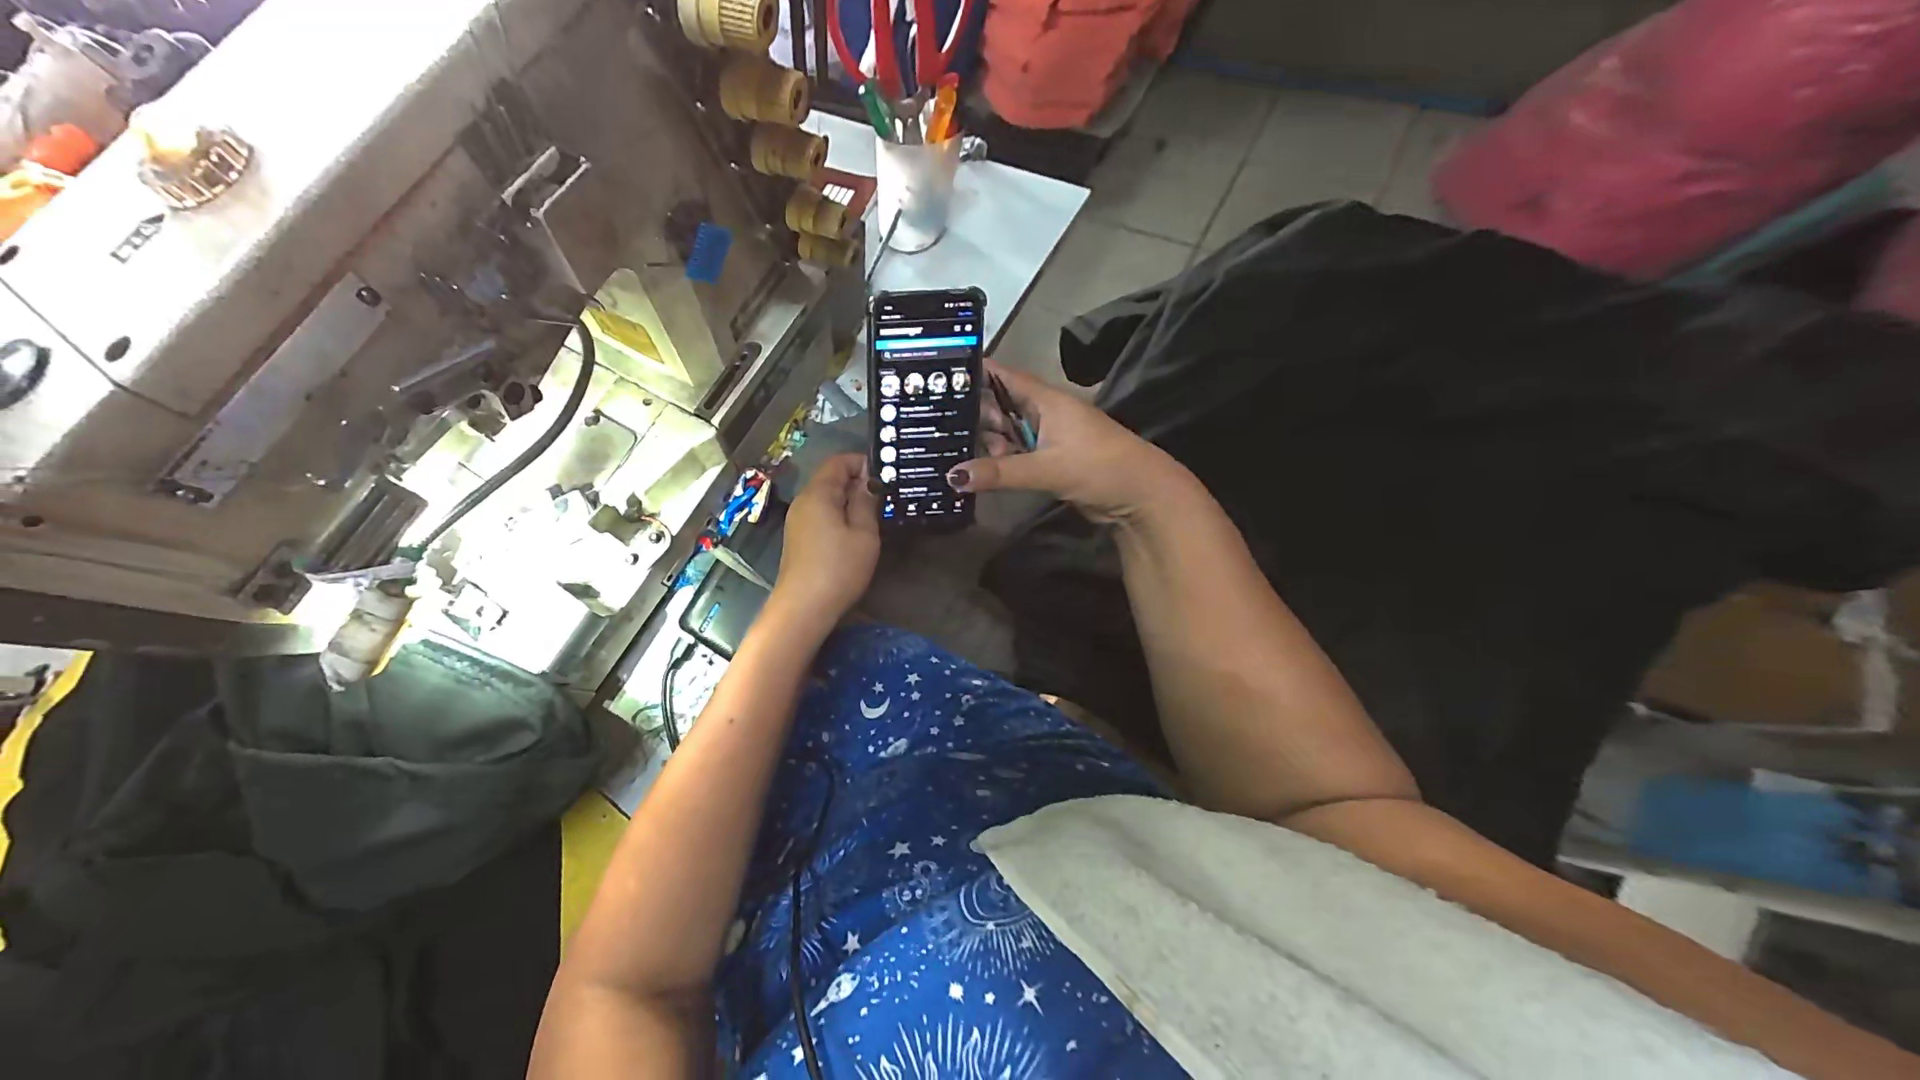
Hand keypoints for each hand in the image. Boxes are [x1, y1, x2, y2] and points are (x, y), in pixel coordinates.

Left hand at [769, 454, 879, 629]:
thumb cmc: (839, 568)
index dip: (862, 462)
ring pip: (826, 499)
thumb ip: (866, 502)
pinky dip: (838, 516)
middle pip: (830, 479)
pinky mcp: (798, 538)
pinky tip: (854, 534)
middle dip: (857, 482)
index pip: (838, 461)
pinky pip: (820, 515)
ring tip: (873, 516)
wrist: (803, 608)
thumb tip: (867, 482)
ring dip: (849, 501)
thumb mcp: (863, 533)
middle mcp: (803, 501)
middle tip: (884, 497)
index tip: (885, 474)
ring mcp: (797, 521)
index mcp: (818, 493)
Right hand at [950, 363, 1195, 522]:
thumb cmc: (1099, 466)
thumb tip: (953, 476)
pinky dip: (996, 462)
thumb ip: (1000, 472)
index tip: (934, 373)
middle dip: (969, 415)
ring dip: (981, 444)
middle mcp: (1041, 413)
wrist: (1141, 496)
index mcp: (1044, 399)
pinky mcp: (1047, 461)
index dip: (971, 372)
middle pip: (997, 406)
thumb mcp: (1047, 468)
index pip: (1000, 375)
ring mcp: (1045, 437)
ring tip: (941, 449)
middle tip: (929, 423)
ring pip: (1003, 434)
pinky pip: (1014, 456)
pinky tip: (970, 471)